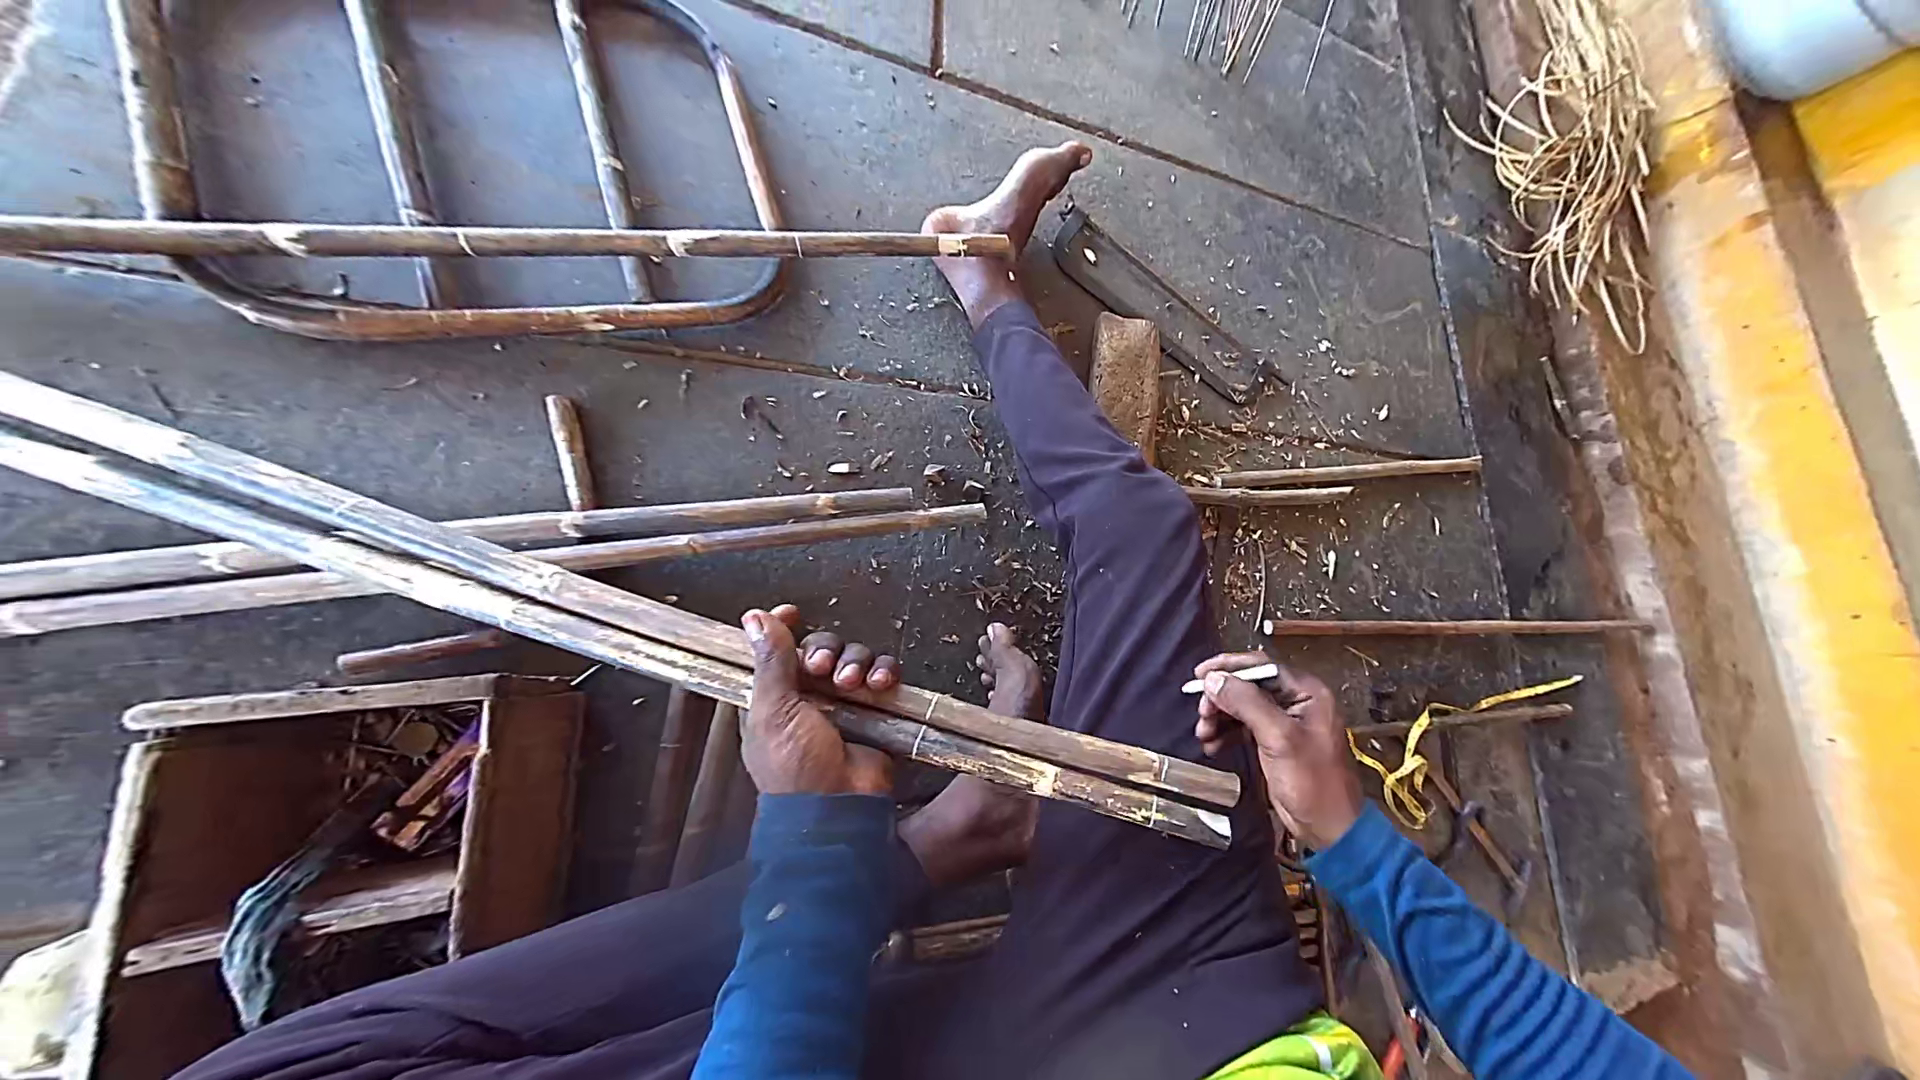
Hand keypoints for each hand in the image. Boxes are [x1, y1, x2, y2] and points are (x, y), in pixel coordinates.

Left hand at [740, 605, 894, 795]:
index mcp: (776, 695)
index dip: (786, 627)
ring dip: (855, 663)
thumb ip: (770, 661)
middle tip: (822, 670)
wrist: (838, 807)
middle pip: (822, 647)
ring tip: (852, 684)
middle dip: (825, 651)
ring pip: (855, 656)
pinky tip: (879, 685)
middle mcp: (810, 694)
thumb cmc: (794, 766)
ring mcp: (845, 701)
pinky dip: (883, 673)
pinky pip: (883, 675)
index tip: (793, 613)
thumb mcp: (773, 711)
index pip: (780, 648)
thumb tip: (753, 616)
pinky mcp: (876, 708)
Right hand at [1192, 652, 1361, 849]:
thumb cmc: (1314, 783)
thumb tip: (1213, 679)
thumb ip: (1246, 703)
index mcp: (1307, 693)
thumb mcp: (1279, 738)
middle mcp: (1296, 702)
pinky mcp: (1273, 741)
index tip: (1200, 676)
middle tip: (1202, 712)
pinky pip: (1242, 725)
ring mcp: (1284, 722)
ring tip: (1204, 732)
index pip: (1261, 666)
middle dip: (1220, 697)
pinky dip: (1225, 732)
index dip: (1228, 668)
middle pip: (1247, 685)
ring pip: (1241, 705)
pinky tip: (1213, 745)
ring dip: (1219, 716)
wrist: (1329, 829)